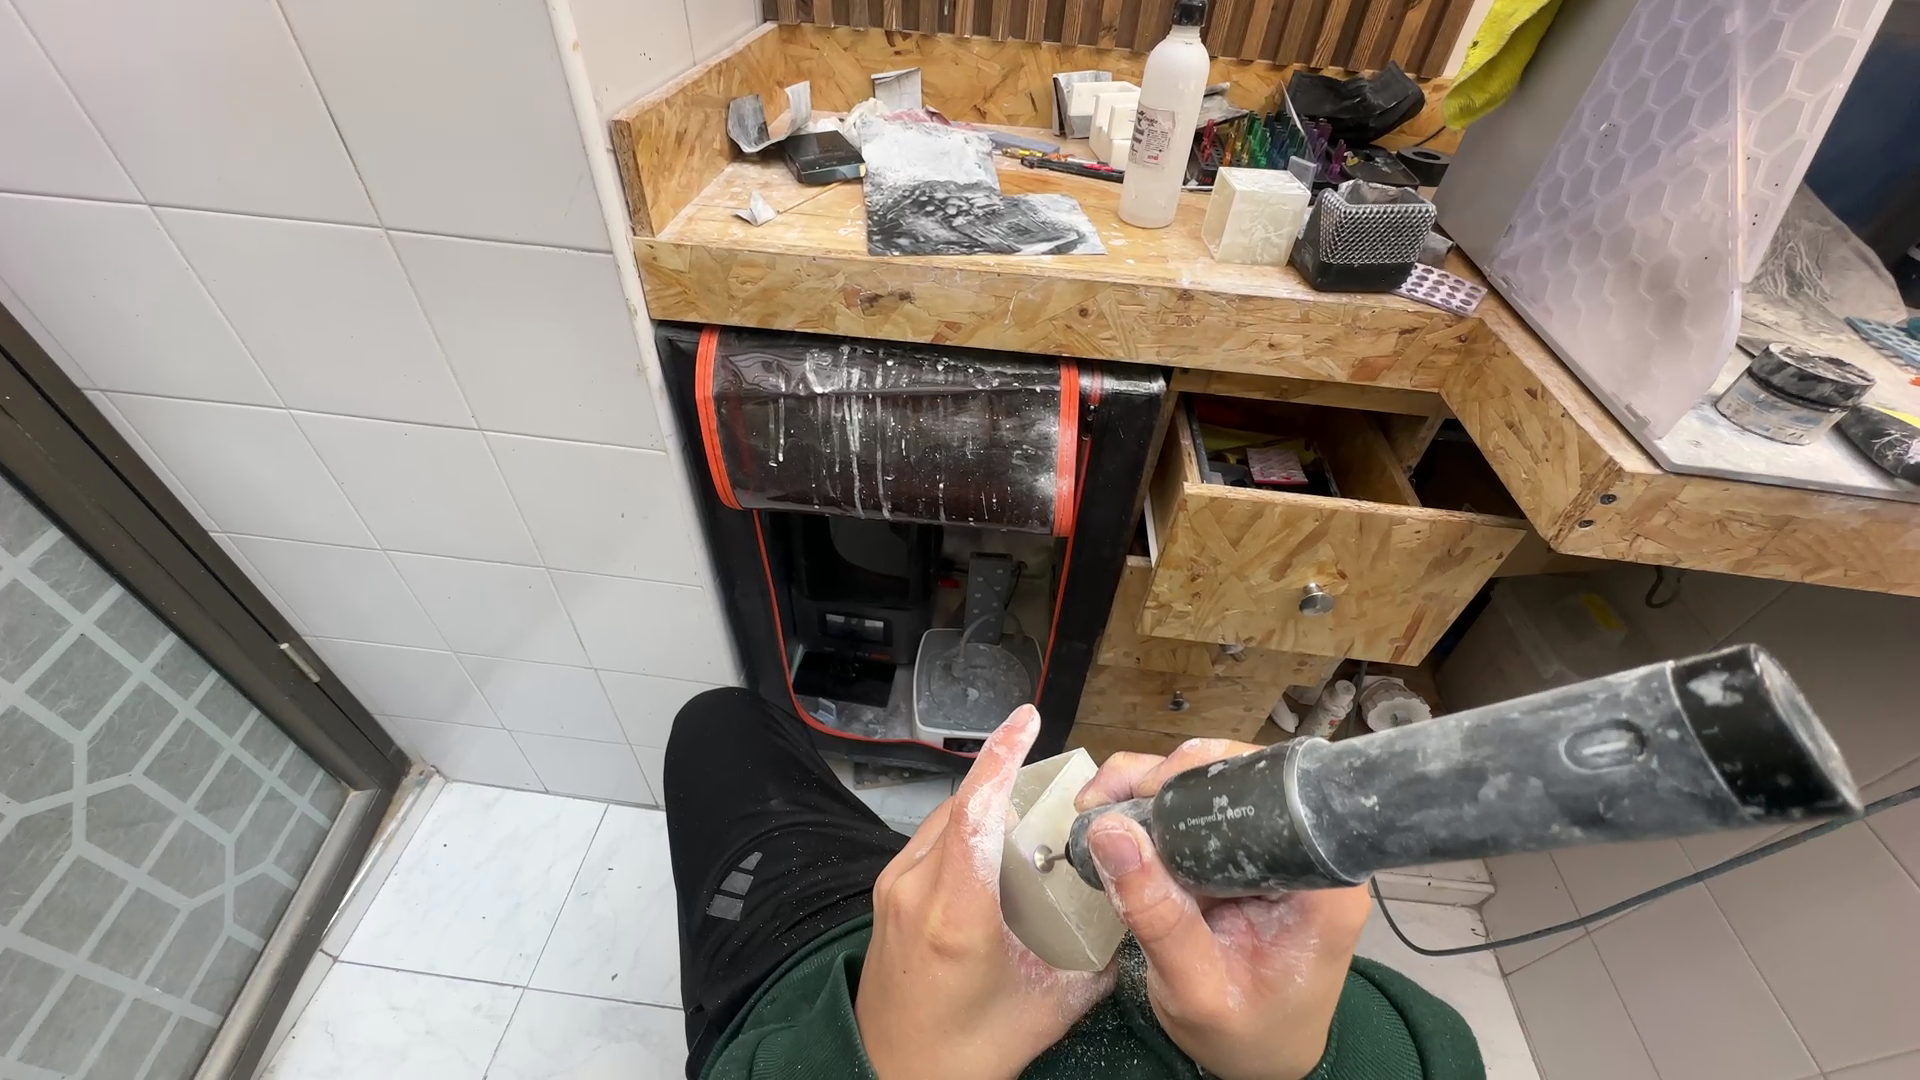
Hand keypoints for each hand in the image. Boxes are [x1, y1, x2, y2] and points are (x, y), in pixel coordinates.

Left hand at [856, 705, 1115, 1079]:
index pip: (976, 812)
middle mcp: (914, 885)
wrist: (889, 1074)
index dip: (1002, 757)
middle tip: (1055, 779)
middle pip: (965, 803)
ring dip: (988, 801)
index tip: (1027, 718)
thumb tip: (1126, 905)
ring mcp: (893, 881)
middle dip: (1009, 777)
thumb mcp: (1046, 1006)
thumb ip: (1094, 955)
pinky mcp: (886, 884)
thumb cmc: (965, 1053)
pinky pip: (933, 833)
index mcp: (955, 914)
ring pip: (947, 814)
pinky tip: (995, 844)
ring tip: (1030, 812)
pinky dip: (967, 823)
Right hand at [1076, 740, 1370, 1079]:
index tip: (1145, 795)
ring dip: (1142, 784)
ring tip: (1097, 806)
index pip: (1268, 791)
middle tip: (1102, 801)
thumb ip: (1157, 917)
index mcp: (1314, 879)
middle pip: (1227, 774)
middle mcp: (1295, 847)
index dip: (1204, 776)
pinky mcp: (1234, 847)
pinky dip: (1143, 802)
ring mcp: (1263, 843)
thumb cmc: (1245, 1035)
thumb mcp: (1196, 989)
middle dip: (1158, 777)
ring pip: (1200, 780)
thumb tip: (1109, 832)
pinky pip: (1187, 805)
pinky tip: (1112, 816)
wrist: (1258, 1059)